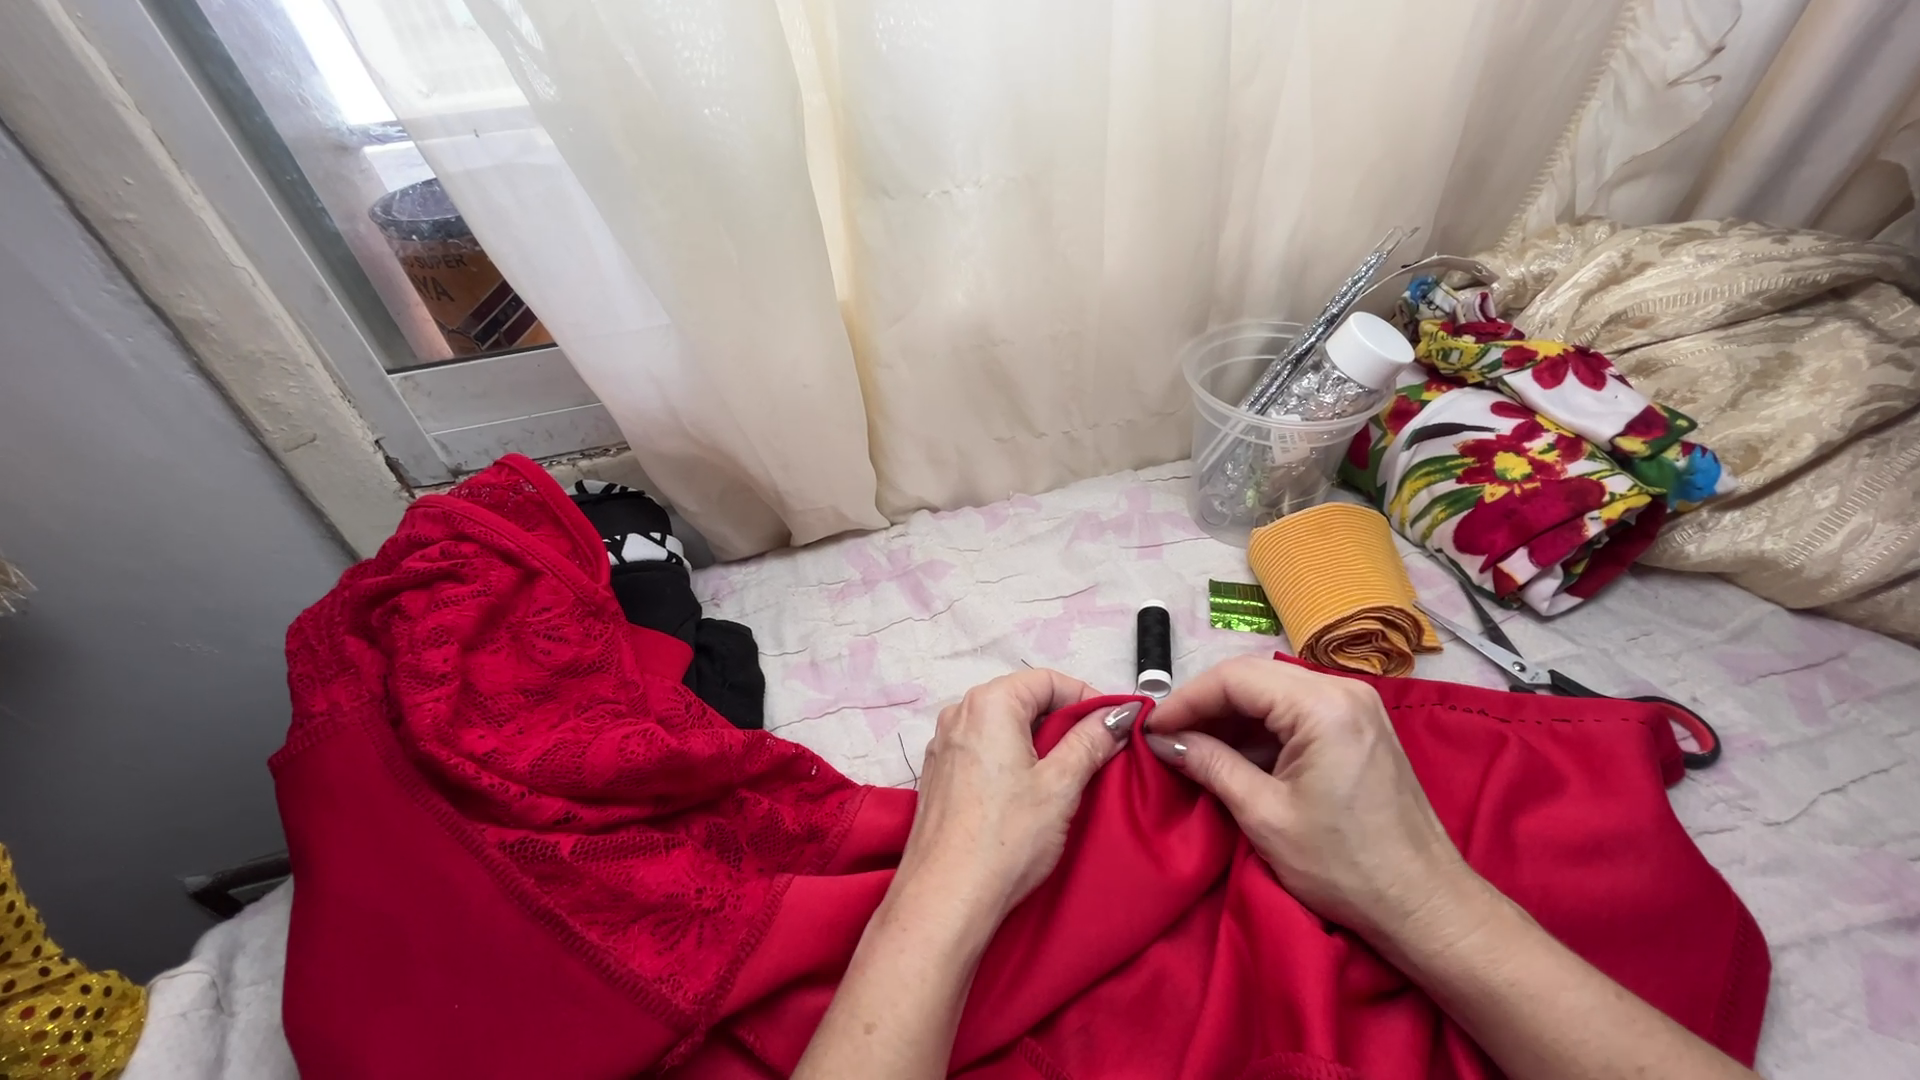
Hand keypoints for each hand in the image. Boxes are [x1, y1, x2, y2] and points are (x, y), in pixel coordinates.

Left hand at [900, 669, 1137, 920]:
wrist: (947, 897)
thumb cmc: (1006, 838)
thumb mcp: (1061, 785)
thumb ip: (1090, 741)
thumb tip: (1116, 717)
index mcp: (989, 703)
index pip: (1047, 680)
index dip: (1086, 697)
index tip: (1113, 724)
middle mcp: (960, 713)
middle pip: (1023, 699)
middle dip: (1063, 720)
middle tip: (1098, 750)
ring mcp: (944, 744)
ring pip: (1003, 725)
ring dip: (1039, 740)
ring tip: (1069, 773)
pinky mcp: (939, 774)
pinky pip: (984, 748)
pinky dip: (1012, 757)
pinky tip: (1030, 791)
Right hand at [1142, 655, 1467, 939]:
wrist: (1425, 906)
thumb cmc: (1343, 865)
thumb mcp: (1264, 815)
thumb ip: (1210, 764)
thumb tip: (1162, 741)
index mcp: (1322, 706)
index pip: (1235, 678)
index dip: (1186, 699)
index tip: (1151, 727)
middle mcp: (1342, 690)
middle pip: (1252, 677)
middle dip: (1204, 704)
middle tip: (1166, 735)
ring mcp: (1355, 705)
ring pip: (1271, 691)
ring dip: (1228, 715)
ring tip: (1189, 745)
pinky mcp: (1358, 725)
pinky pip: (1293, 709)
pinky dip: (1257, 727)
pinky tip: (1230, 751)